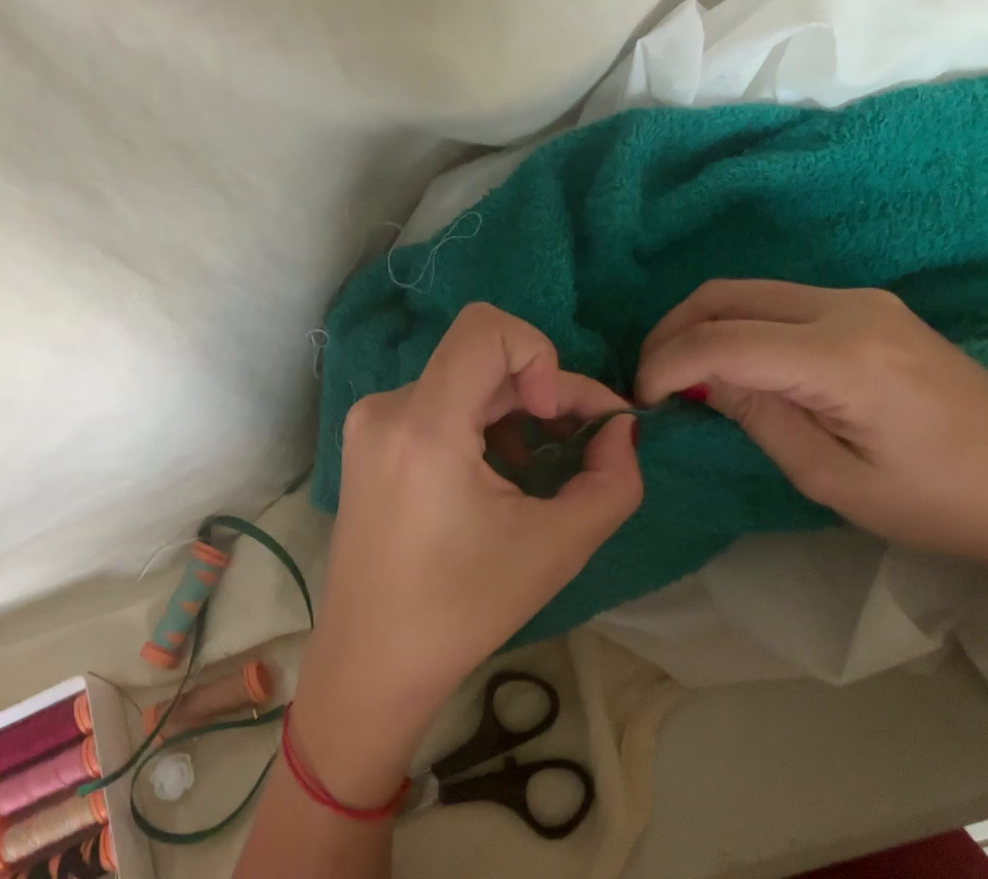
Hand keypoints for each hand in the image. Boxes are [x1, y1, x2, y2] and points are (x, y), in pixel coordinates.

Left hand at [295, 303, 642, 802]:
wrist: (373, 659)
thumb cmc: (463, 609)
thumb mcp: (558, 546)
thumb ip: (612, 480)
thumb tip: (620, 433)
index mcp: (424, 426)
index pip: (486, 328)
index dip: (540, 355)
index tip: (553, 418)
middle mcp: (386, 409)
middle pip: (481, 359)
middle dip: (542, 391)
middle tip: (581, 446)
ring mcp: (369, 425)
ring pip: (461, 382)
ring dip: (512, 411)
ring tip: (537, 472)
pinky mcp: (367, 443)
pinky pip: (435, 405)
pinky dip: (478, 425)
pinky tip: (496, 477)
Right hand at [634, 279, 987, 574]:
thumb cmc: (943, 506)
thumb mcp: (832, 479)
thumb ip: (758, 417)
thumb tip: (698, 383)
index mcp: (842, 354)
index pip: (720, 339)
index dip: (665, 365)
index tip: (639, 404)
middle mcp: (850, 306)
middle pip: (725, 294)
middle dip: (672, 334)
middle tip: (650, 387)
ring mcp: (865, 301)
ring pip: (748, 292)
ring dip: (702, 327)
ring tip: (682, 381)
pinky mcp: (873, 310)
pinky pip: (778, 303)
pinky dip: (737, 327)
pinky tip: (731, 369)